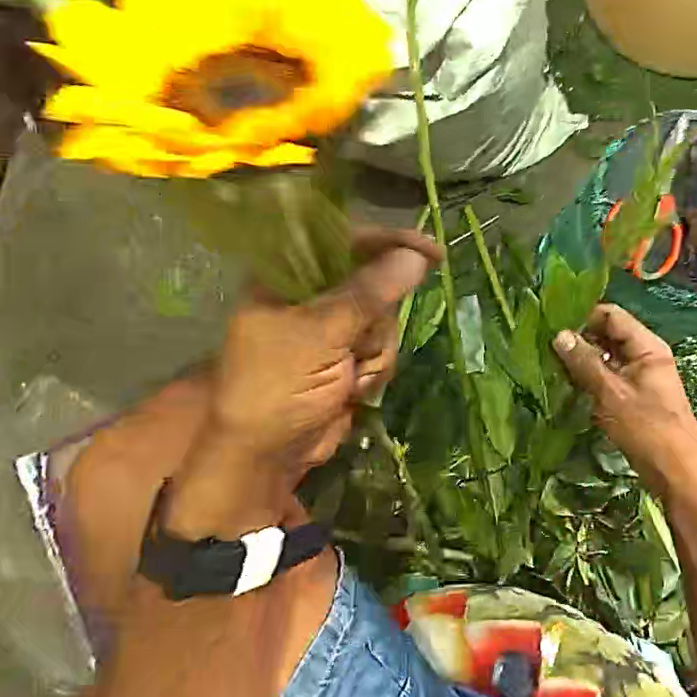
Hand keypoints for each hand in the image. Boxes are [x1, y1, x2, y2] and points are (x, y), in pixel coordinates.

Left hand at [205, 228, 439, 474]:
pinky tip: (353, 390)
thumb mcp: (321, 333)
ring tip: (349, 377)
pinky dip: (374, 371)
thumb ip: (370, 292)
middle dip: (377, 321)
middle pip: (375, 284)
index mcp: (288, 276)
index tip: (430, 252)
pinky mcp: (346, 358)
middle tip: (359, 346)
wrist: (265, 455)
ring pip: (384, 321)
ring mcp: (331, 330)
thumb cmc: (276, 386)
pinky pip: (381, 349)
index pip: (346, 240)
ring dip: (375, 352)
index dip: (389, 243)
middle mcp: (311, 296)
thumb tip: (417, 256)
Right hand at [551, 304, 696, 495]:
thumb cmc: (648, 429)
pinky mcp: (633, 398)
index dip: (583, 317)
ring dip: (582, 362)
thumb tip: (559, 335)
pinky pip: (607, 379)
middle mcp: (645, 356)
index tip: (553, 326)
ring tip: (550, 366)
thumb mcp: (612, 393)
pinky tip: (566, 387)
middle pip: (608, 335)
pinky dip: (589, 380)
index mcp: (647, 347)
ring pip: (605, 359)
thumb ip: (585, 362)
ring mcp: (639, 378)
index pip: (612, 316)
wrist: (677, 473)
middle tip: (546, 348)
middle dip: (579, 340)